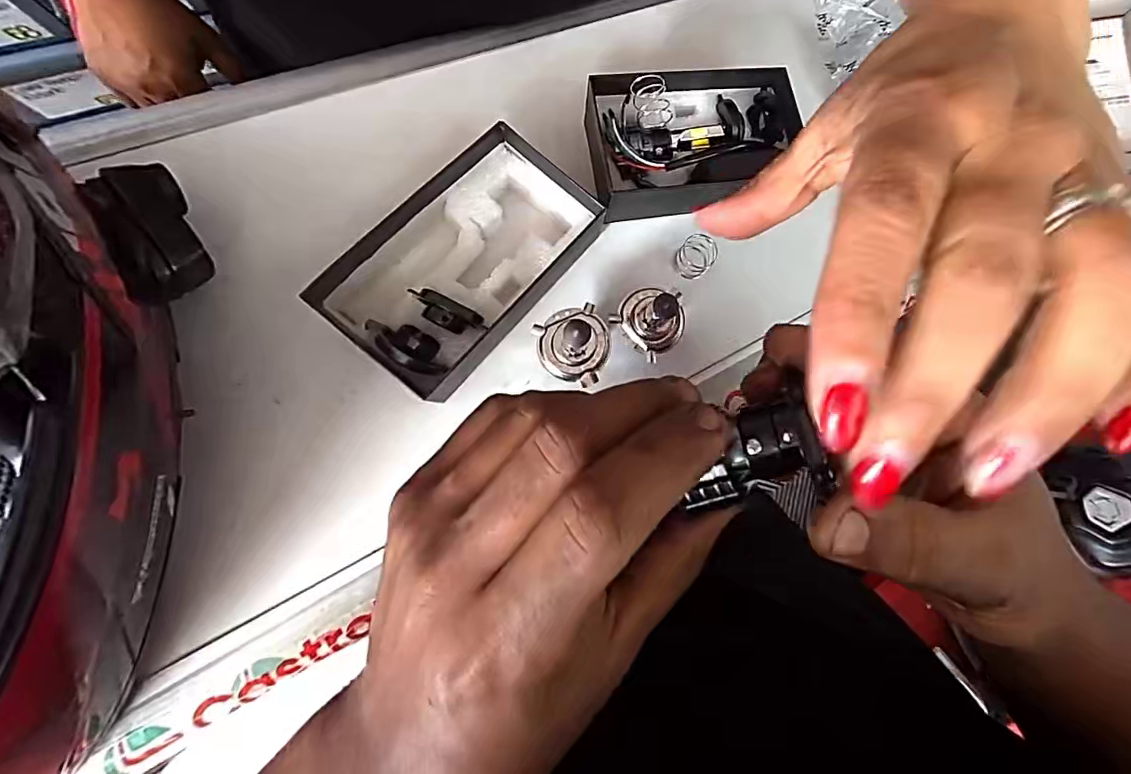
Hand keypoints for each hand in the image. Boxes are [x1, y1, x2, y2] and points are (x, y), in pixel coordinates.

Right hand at [65, 0, 239, 106]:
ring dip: (166, 99)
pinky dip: (142, 94)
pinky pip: (130, 100)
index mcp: (179, 80)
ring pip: (154, 109)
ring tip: (167, 74)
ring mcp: (127, 87)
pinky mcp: (106, 81)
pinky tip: (146, 75)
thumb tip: (241, 81)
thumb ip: (229, 63)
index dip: (213, 102)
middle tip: (191, 82)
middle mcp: (151, 89)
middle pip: (179, 110)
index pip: (204, 108)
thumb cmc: (154, 9)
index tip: (215, 95)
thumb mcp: (205, 35)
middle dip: (189, 101)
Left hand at [301, 380, 734, 773]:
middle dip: (645, 410)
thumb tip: (717, 491)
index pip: (600, 511)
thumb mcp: (611, 655)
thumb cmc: (509, 715)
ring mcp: (429, 518)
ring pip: (532, 416)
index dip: (668, 455)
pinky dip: (555, 402)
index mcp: (512, 633)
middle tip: (687, 409)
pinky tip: (582, 416)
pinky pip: (495, 413)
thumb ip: (671, 562)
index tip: (710, 433)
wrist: (414, 730)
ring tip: (644, 412)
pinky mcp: (417, 487)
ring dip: (606, 400)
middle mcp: (457, 566)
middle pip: (564, 445)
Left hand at [699, 10, 1130, 508]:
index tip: (836, 407)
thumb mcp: (837, 118)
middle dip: (938, 383)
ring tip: (986, 473)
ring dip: (1050, 395)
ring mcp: (1094, 176)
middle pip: (987, 270)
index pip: (888, 216)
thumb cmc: (919, 78)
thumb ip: (777, 182)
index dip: (861, 313)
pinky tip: (1106, 429)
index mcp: (920, 118)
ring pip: (1102, 288)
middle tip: (889, 464)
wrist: (1008, 21)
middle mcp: (1012, 147)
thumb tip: (714, 224)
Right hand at [741, 324, 1096, 647]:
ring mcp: (895, 428)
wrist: (1029, 612)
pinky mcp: (871, 458)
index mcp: (966, 406)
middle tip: (758, 391)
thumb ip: (909, 540)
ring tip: (757, 410)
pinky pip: (823, 430)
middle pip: (852, 356)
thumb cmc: (1031, 577)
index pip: (894, 360)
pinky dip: (790, 427)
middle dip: (796, 361)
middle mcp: (926, 403)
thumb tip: (830, 519)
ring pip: (831, 385)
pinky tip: (775, 441)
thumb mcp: (981, 563)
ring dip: (788, 390)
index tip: (785, 394)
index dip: (833, 366)